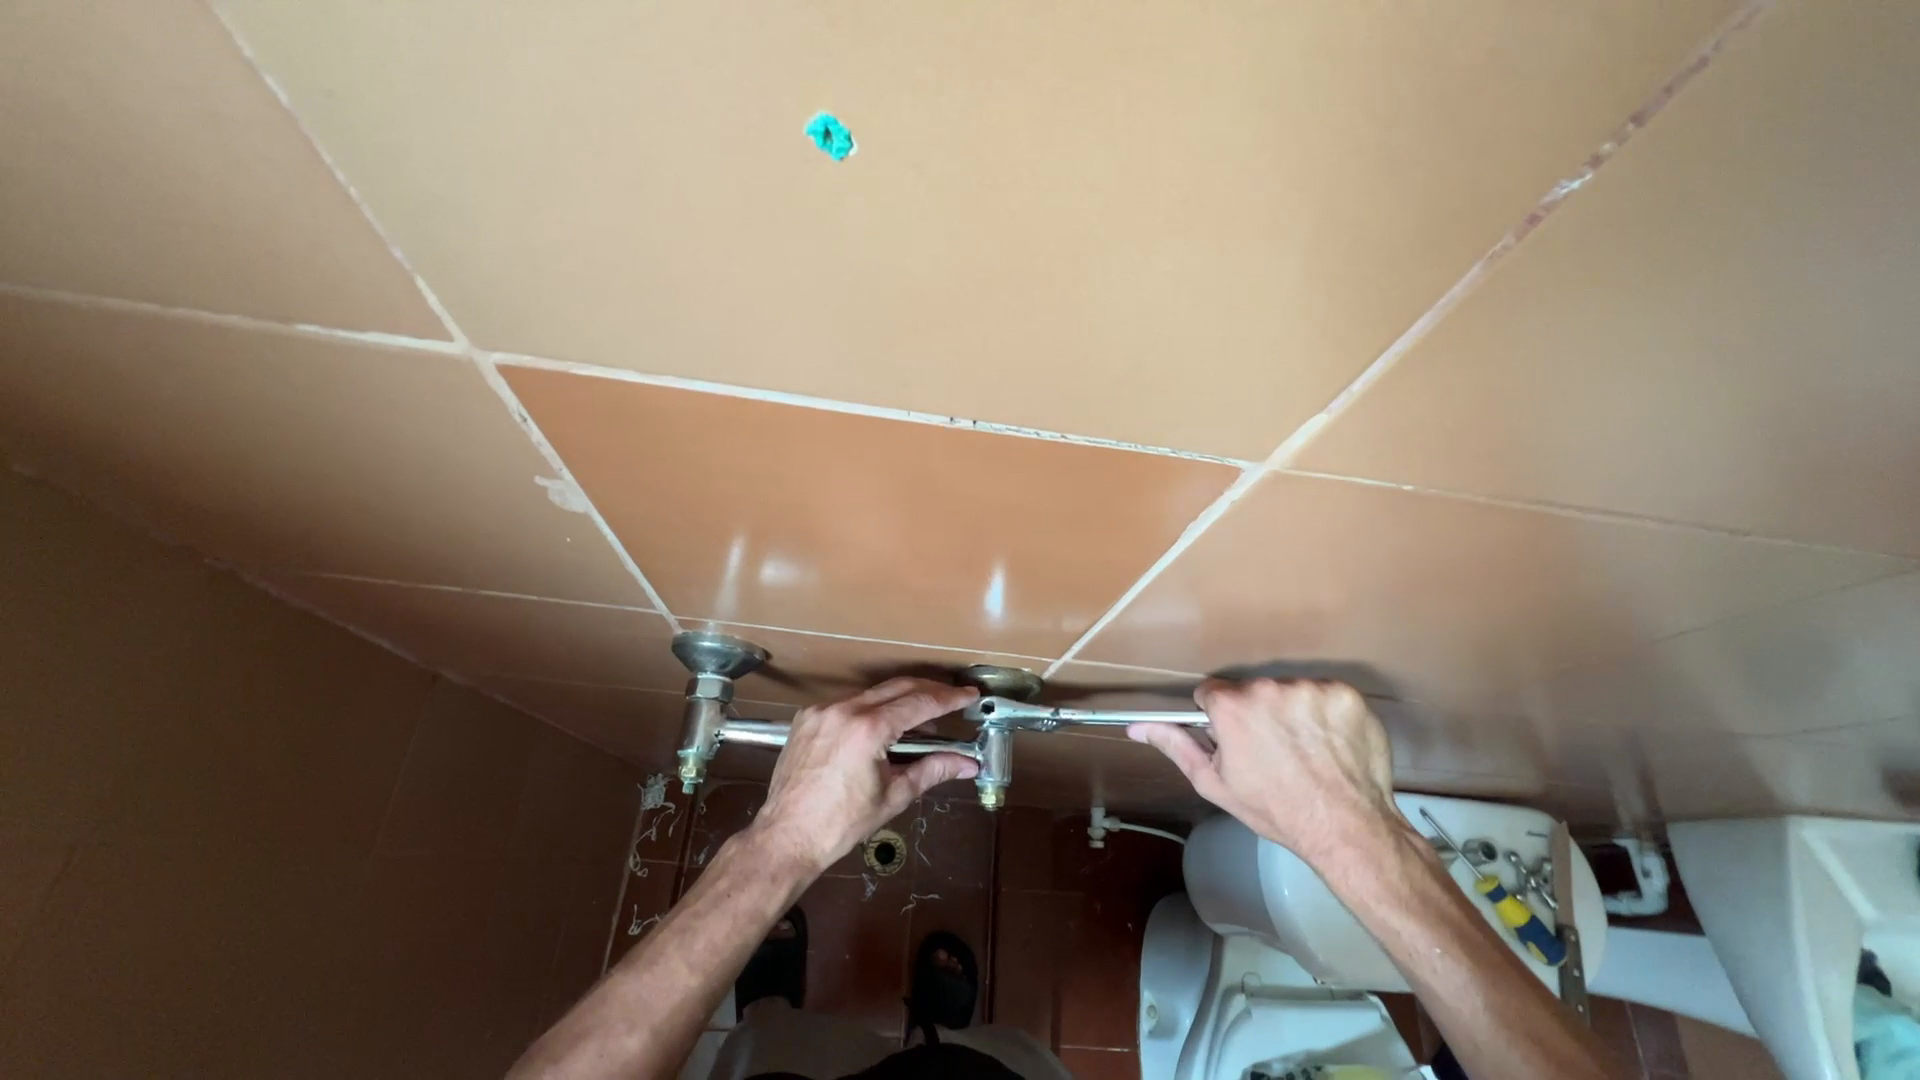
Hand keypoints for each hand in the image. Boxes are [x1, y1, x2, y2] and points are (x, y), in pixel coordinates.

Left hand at [750, 678, 980, 875]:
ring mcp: (822, 710)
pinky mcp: (807, 717)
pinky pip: (847, 703)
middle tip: (954, 698)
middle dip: (929, 691)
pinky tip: (882, 727)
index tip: (971, 695)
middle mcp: (843, 710)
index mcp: (868, 729)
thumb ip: (933, 770)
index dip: (949, 698)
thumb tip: (968, 764)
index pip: (919, 703)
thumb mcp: (894, 796)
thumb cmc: (842, 823)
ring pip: (872, 693)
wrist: (787, 836)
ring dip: (900, 700)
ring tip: (922, 720)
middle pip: (897, 687)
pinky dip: (870, 709)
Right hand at [1129, 679, 1399, 863]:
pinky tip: (1329, 743)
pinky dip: (1325, 714)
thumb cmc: (1275, 809)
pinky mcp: (1345, 694)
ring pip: (1288, 691)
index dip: (1220, 719)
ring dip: (1291, 712)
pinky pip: (1324, 695)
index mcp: (1231, 707)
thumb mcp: (1214, 782)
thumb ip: (1175, 745)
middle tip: (1272, 751)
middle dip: (1257, 713)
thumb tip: (1135, 727)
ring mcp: (1310, 689)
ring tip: (1304, 749)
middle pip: (1251, 690)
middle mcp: (1268, 688)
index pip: (1212, 693)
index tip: (1235, 740)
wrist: (1346, 827)